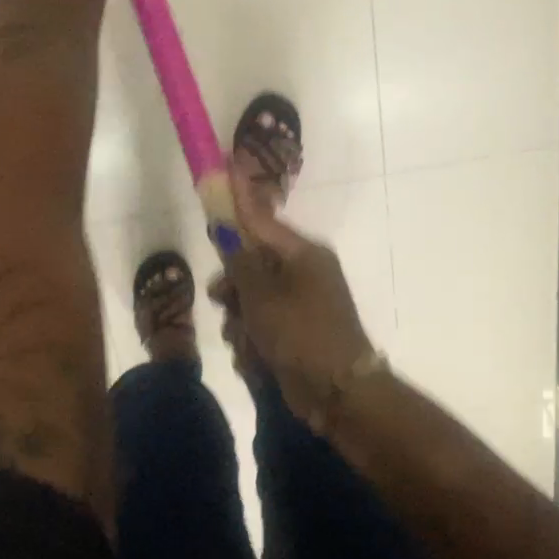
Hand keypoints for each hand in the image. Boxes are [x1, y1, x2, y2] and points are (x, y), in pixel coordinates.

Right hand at [221, 168, 375, 418]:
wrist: (336, 392)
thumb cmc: (301, 334)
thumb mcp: (262, 295)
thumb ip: (239, 261)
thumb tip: (224, 228)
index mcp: (301, 255)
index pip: (260, 219)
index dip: (237, 197)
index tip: (223, 165)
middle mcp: (300, 275)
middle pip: (247, 265)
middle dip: (231, 287)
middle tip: (222, 300)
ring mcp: (297, 307)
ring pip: (246, 302)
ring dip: (239, 322)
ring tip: (248, 341)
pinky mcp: (292, 336)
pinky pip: (256, 329)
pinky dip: (251, 344)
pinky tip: (257, 359)